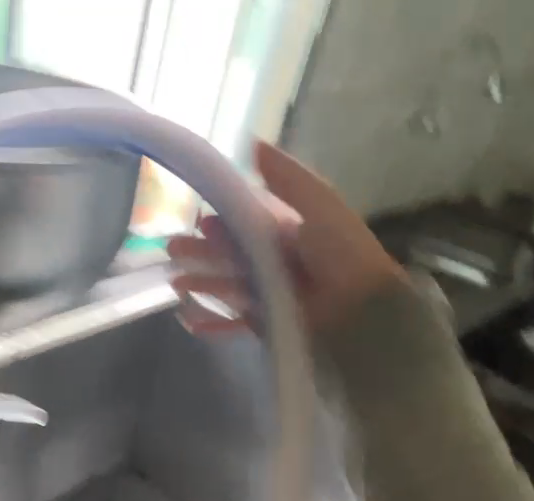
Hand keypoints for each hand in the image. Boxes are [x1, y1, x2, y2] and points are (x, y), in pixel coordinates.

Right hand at [167, 140, 407, 337]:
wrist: (362, 308)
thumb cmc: (341, 252)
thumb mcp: (318, 204)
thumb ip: (286, 178)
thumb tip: (252, 143)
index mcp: (288, 231)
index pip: (246, 224)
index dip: (221, 223)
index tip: (198, 221)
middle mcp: (276, 262)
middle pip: (231, 256)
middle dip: (201, 253)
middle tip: (172, 252)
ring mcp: (271, 295)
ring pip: (227, 286)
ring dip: (201, 283)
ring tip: (176, 286)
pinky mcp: (269, 325)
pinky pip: (235, 323)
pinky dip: (213, 322)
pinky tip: (190, 321)